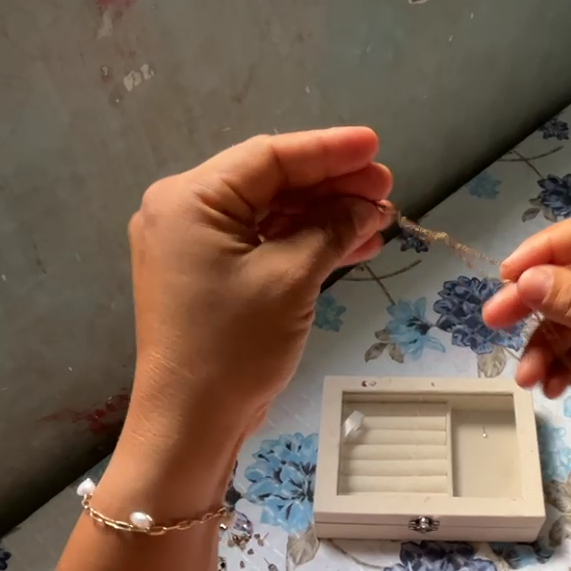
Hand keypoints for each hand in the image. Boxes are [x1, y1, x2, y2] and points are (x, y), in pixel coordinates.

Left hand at [124, 128, 392, 459]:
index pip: (268, 157)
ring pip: (270, 218)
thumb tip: (370, 205)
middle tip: (385, 187)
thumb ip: (332, 229)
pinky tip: (353, 245)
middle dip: (330, 186)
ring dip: (323, 218)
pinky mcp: (209, 279)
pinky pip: (262, 248)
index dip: (328, 151)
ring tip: (378, 218)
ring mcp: (194, 249)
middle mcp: (185, 213)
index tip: (376, 147)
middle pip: (270, 184)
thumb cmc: (234, 347)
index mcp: (190, 198)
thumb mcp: (290, 279)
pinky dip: (304, 246)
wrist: (191, 422)